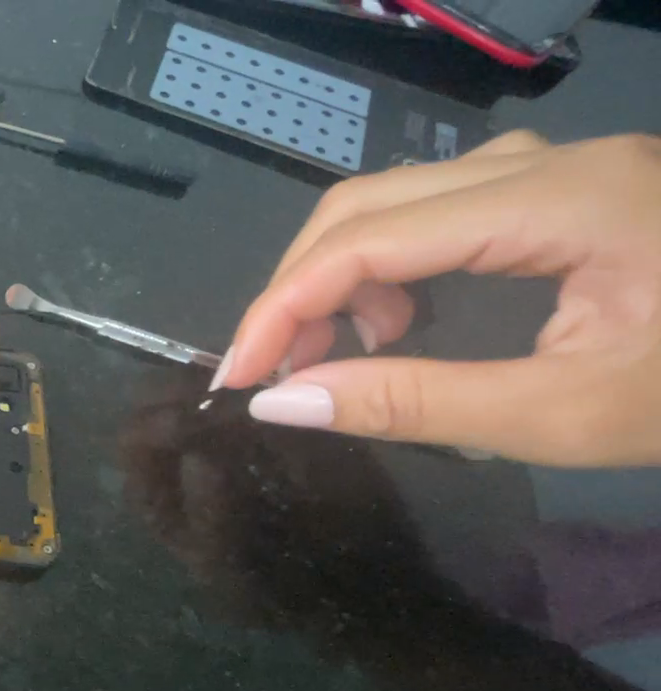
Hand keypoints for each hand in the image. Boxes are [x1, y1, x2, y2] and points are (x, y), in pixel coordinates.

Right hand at [213, 132, 660, 465]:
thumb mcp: (566, 414)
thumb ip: (412, 405)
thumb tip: (278, 403)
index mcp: (566, 202)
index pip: (363, 242)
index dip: (278, 311)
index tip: (238, 381)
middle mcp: (553, 163)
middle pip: (360, 205)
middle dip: (292, 292)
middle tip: (271, 371)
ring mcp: (560, 170)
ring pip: (387, 201)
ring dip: (331, 276)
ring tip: (332, 352)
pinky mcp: (564, 191)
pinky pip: (429, 210)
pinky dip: (379, 267)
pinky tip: (393, 319)